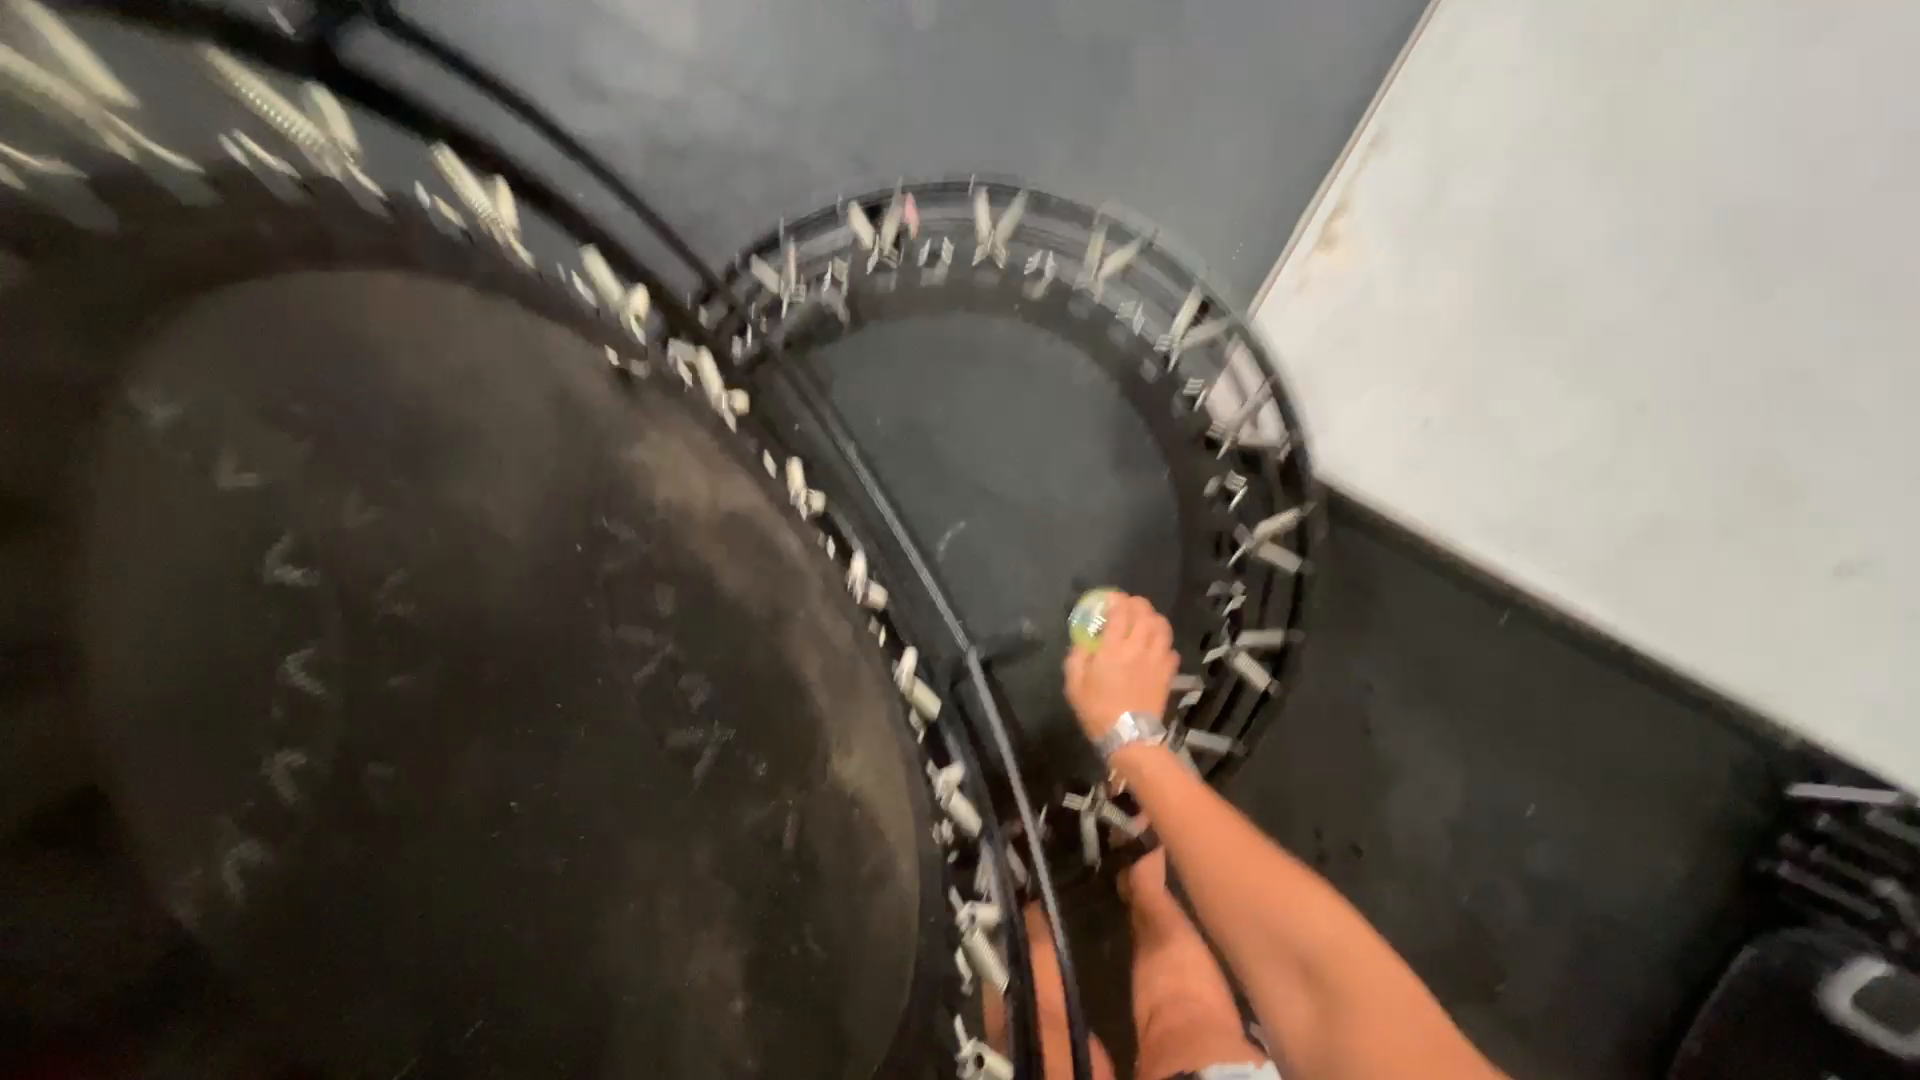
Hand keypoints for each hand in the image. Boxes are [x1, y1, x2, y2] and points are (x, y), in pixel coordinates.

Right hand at [1062, 593, 1177, 741]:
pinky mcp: (1168, 674)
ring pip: (1162, 628)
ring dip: (1153, 619)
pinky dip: (1163, 643)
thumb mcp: (1074, 685)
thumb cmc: (1097, 711)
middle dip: (1136, 604)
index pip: (1119, 612)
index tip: (1110, 598)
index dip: (1116, 600)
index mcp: (1113, 648)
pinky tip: (1154, 648)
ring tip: (1145, 620)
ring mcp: (1156, 660)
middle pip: (1145, 614)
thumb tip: (1082, 642)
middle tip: (1127, 605)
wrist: (1129, 737)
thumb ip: (1076, 658)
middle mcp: (1138, 648)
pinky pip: (1170, 650)